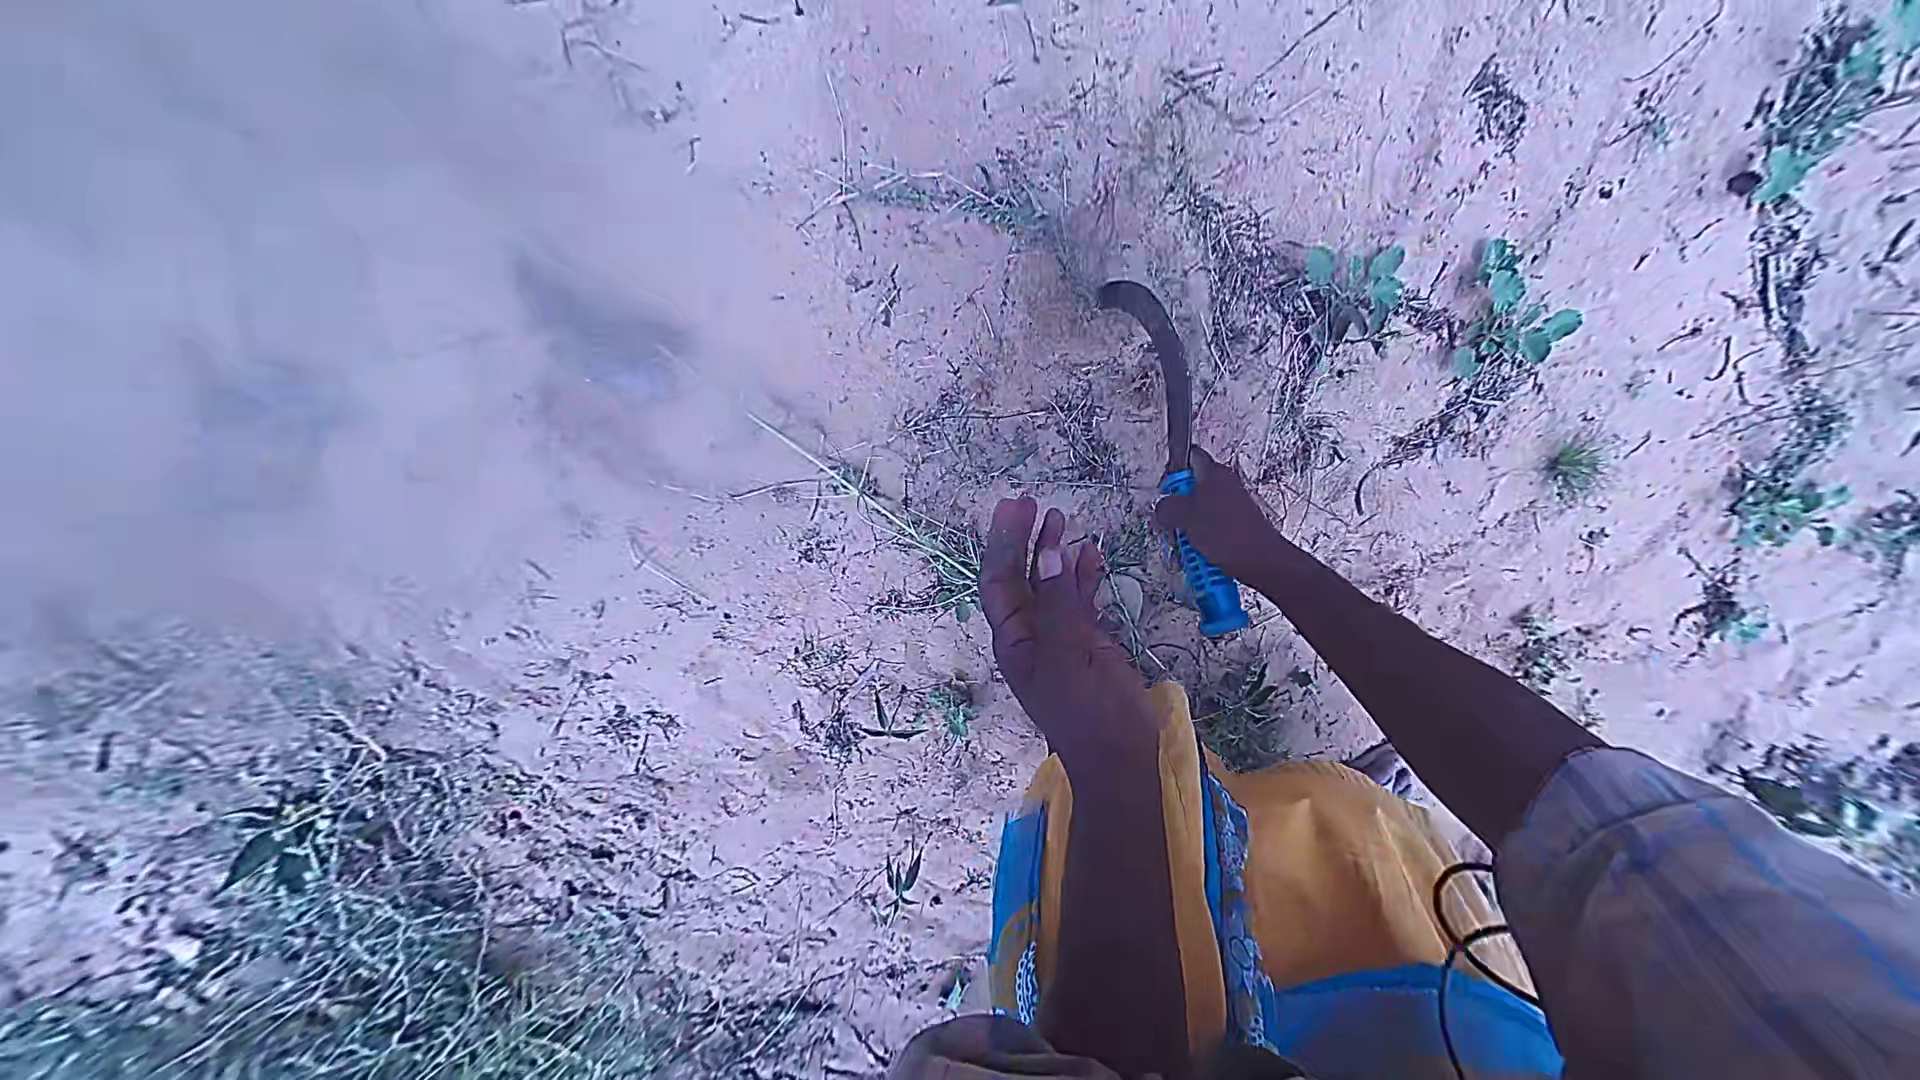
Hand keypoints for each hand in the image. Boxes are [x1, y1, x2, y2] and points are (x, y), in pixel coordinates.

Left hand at [979, 497, 1158, 773]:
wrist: (1123, 756)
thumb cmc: (1091, 711)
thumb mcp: (1070, 655)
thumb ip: (1059, 604)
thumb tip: (1048, 555)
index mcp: (1014, 640)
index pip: (999, 581)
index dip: (1003, 543)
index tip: (1014, 508)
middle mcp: (1030, 635)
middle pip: (1021, 578)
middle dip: (1025, 541)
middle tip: (1034, 505)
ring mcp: (1059, 638)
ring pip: (1051, 586)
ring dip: (1055, 555)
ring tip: (1062, 521)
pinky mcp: (1086, 643)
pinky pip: (1079, 601)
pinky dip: (1083, 578)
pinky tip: (1092, 556)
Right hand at [1152, 446, 1282, 583]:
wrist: (1261, 562)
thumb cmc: (1229, 535)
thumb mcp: (1184, 517)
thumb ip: (1166, 508)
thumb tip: (1161, 508)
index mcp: (1214, 474)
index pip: (1190, 457)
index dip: (1173, 471)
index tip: (1165, 489)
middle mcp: (1225, 485)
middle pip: (1191, 488)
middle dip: (1177, 507)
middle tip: (1169, 521)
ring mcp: (1232, 506)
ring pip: (1199, 511)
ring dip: (1186, 527)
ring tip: (1183, 543)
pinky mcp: (1236, 525)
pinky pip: (1210, 527)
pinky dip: (1200, 538)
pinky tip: (1196, 553)